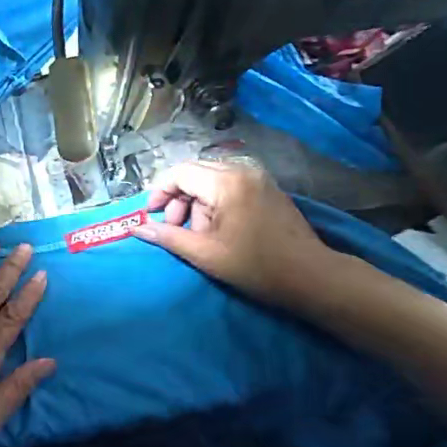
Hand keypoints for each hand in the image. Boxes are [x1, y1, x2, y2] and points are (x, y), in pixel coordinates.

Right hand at [135, 160, 357, 310]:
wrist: (309, 276)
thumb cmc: (254, 266)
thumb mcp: (205, 254)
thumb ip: (168, 236)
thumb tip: (137, 228)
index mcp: (226, 183)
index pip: (180, 173)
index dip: (160, 192)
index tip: (151, 216)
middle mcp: (242, 170)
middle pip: (195, 173)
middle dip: (177, 199)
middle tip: (174, 228)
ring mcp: (258, 178)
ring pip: (211, 180)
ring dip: (196, 203)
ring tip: (198, 234)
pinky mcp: (267, 189)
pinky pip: (230, 186)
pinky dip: (215, 203)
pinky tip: (218, 229)